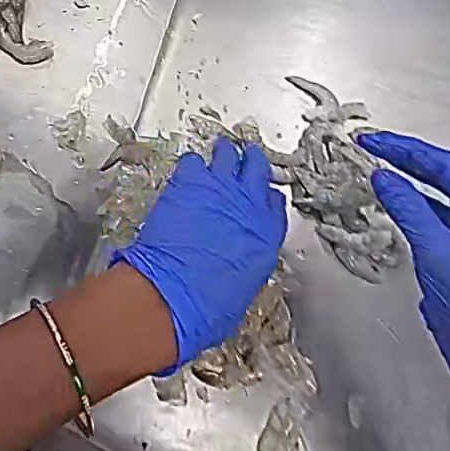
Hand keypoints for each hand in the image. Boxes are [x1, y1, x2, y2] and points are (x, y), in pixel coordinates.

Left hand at [114, 139, 286, 373]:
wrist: (175, 290)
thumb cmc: (209, 303)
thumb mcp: (244, 281)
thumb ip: (246, 255)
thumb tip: (235, 250)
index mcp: (266, 235)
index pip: (275, 204)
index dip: (266, 194)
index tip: (261, 190)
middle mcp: (247, 205)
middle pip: (255, 169)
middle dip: (251, 160)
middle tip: (247, 153)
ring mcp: (217, 188)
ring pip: (226, 156)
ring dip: (223, 153)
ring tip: (221, 148)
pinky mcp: (187, 182)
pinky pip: (193, 161)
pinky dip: (192, 163)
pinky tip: (189, 166)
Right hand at [358, 131, 449, 450]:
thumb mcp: (439, 254)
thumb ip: (410, 210)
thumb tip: (383, 176)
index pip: (449, 168)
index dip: (407, 149)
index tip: (371, 140)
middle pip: (447, 178)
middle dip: (407, 159)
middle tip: (368, 146)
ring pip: (440, 199)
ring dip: (407, 181)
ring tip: (373, 167)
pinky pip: (436, 220)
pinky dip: (410, 206)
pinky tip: (389, 202)